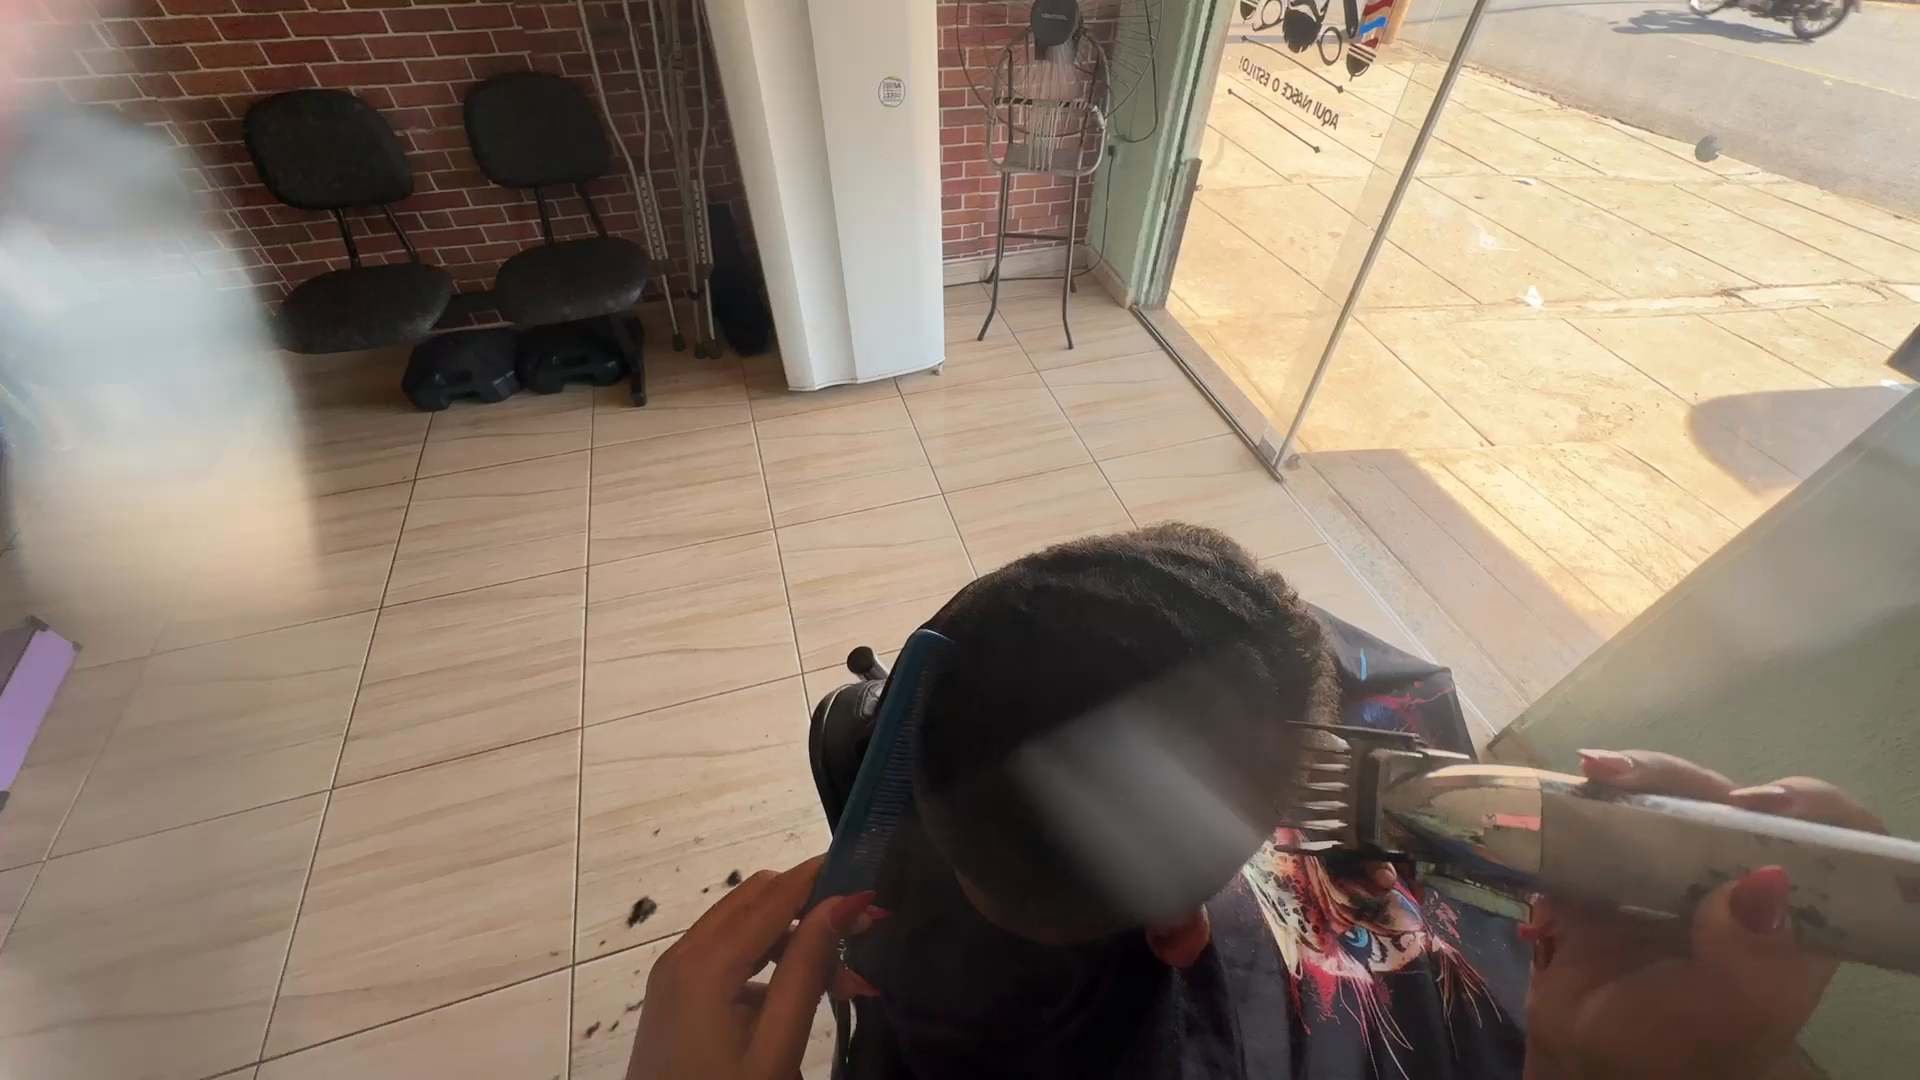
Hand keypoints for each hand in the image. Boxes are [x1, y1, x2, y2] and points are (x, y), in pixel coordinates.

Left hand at [628, 855, 878, 1079]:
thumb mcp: (775, 1046)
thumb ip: (808, 967)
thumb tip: (846, 901)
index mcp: (706, 961)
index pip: (776, 892)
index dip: (824, 878)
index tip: (869, 882)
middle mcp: (684, 952)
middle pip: (758, 895)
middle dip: (810, 906)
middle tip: (858, 936)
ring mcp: (674, 972)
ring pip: (745, 920)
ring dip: (792, 934)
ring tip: (839, 978)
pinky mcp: (675, 993)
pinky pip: (728, 950)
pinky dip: (767, 956)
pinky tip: (796, 992)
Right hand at [1520, 750, 1884, 1079]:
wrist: (1586, 1052)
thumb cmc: (1672, 1046)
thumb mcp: (1726, 1016)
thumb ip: (1753, 961)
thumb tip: (1767, 878)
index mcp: (1788, 916)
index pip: (1825, 839)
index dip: (1802, 806)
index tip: (1748, 803)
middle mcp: (1726, 878)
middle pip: (1718, 799)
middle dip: (1669, 773)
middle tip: (1615, 773)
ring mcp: (1658, 866)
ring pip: (1653, 797)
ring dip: (1622, 773)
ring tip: (1585, 771)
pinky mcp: (1599, 862)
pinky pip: (1593, 814)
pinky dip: (1573, 792)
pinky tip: (1556, 789)